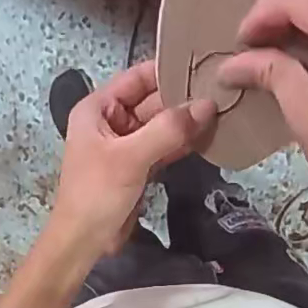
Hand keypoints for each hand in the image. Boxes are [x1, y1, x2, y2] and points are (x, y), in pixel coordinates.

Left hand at [48, 61, 215, 260]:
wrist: (82, 242)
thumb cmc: (96, 195)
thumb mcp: (131, 157)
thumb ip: (168, 129)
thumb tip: (208, 105)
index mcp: (97, 109)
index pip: (137, 77)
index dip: (169, 70)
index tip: (207, 65)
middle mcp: (109, 122)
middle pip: (153, 101)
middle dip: (184, 98)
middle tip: (226, 89)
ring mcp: (124, 146)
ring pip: (160, 126)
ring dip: (186, 122)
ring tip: (225, 109)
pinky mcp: (136, 168)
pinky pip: (162, 147)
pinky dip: (181, 144)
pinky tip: (208, 136)